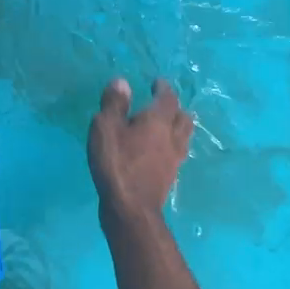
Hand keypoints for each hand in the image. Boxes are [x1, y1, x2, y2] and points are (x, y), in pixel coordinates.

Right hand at [88, 77, 193, 227]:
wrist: (131, 207)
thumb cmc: (116, 161)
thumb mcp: (106, 127)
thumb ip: (114, 103)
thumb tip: (123, 81)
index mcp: (158, 121)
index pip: (168, 99)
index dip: (163, 89)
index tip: (157, 82)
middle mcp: (172, 137)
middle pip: (183, 118)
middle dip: (175, 107)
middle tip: (162, 103)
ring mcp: (174, 159)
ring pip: (184, 136)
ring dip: (177, 125)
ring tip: (164, 123)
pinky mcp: (170, 175)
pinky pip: (177, 151)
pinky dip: (171, 143)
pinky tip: (159, 148)